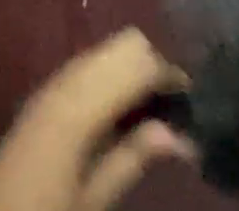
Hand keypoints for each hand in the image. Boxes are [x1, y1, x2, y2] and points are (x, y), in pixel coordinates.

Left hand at [0, 29, 193, 210]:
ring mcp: (53, 83)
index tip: (194, 103)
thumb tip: (182, 134)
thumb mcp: (92, 199)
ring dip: (134, 69)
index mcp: (81, 106)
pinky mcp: (45, 93)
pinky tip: (119, 114)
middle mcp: (68, 80)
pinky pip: (90, 65)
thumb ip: (134, 158)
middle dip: (155, 67)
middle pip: (128, 43)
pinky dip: (113, 76)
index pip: (142, 65)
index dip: (172, 77)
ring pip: (109, 49)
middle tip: (171, 108)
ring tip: (149, 111)